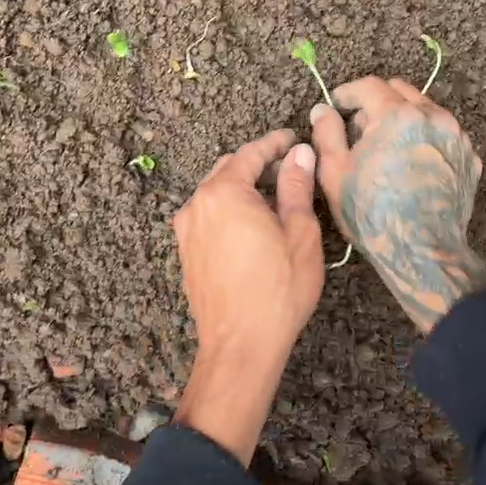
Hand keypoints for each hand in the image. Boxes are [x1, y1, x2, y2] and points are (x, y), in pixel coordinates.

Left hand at [170, 129, 323, 463]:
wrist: (240, 345)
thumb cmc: (277, 289)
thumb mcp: (299, 233)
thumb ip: (295, 187)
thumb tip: (299, 154)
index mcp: (224, 193)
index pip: (251, 153)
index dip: (274, 143)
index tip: (293, 139)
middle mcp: (197, 204)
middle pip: (228, 169)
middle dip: (257, 164)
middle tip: (288, 168)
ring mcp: (186, 230)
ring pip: (215, 193)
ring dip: (242, 188)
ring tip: (273, 199)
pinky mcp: (186, 252)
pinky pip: (208, 217)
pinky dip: (229, 210)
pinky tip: (251, 226)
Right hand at [311, 77, 485, 332]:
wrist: (422, 250)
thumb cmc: (372, 213)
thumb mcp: (335, 173)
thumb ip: (327, 133)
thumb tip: (323, 111)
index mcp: (397, 115)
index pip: (370, 85)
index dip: (348, 92)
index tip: (337, 103)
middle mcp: (433, 117)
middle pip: (401, 91)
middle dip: (377, 101)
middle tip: (359, 126)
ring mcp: (456, 137)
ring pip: (425, 110)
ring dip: (403, 117)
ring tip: (385, 146)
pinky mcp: (469, 158)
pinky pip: (443, 134)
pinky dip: (424, 137)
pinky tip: (410, 161)